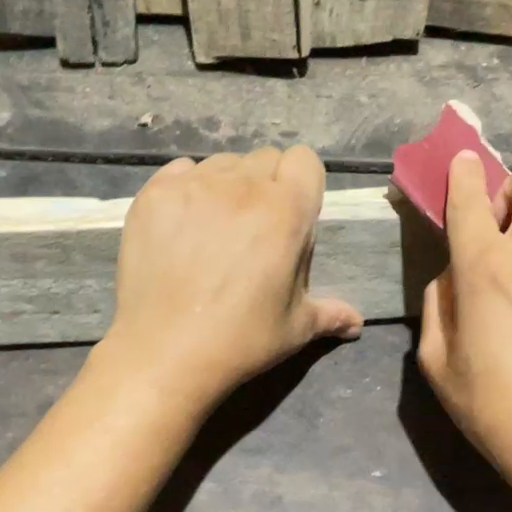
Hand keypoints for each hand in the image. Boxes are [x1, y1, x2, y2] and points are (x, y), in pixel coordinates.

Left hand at [100, 146, 364, 405]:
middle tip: (254, 229)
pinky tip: (183, 225)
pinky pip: (182, 171)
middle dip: (266, 185)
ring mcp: (195, 186)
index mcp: (287, 211)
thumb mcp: (295, 328)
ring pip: (222, 164)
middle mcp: (243, 186)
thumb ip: (330, 314)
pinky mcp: (155, 194)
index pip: (304, 161)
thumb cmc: (241, 340)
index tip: (292, 215)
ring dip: (227, 186)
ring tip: (215, 229)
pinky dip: (188, 189)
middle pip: (264, 159)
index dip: (301, 184)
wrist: (166, 352)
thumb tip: (356, 323)